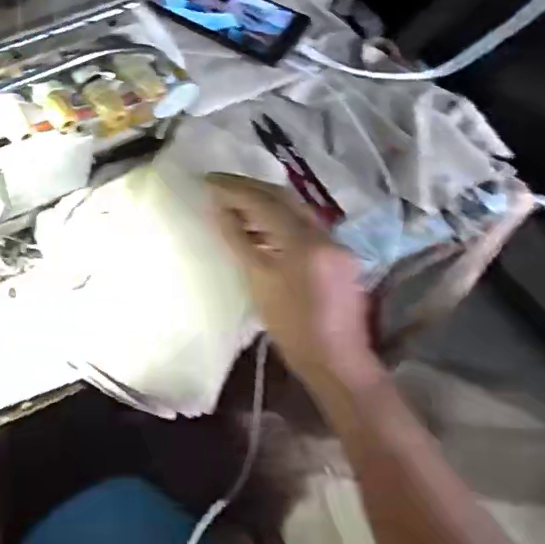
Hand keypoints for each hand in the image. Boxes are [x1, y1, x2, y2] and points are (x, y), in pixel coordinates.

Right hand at [206, 173, 381, 397]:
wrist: (337, 362)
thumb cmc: (291, 325)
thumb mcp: (257, 279)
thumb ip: (237, 238)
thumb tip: (218, 207)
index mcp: (305, 242)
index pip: (264, 201)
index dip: (233, 188)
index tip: (206, 181)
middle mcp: (325, 236)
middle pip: (284, 197)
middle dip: (249, 187)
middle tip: (218, 185)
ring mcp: (336, 245)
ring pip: (295, 208)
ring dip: (263, 200)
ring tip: (232, 202)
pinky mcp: (338, 256)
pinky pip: (303, 224)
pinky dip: (278, 217)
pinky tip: (258, 225)